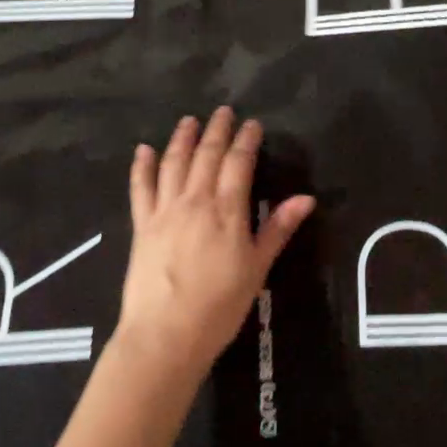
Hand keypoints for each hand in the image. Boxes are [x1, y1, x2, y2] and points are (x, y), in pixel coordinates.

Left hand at [115, 107, 314, 377]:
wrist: (165, 335)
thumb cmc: (219, 306)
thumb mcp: (257, 268)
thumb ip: (278, 229)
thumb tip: (306, 198)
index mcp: (227, 210)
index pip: (239, 163)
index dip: (246, 140)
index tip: (253, 124)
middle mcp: (195, 201)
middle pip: (206, 156)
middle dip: (217, 131)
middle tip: (224, 111)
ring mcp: (164, 211)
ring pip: (174, 163)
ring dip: (182, 139)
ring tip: (189, 121)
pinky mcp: (141, 226)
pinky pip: (140, 188)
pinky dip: (142, 166)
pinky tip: (143, 150)